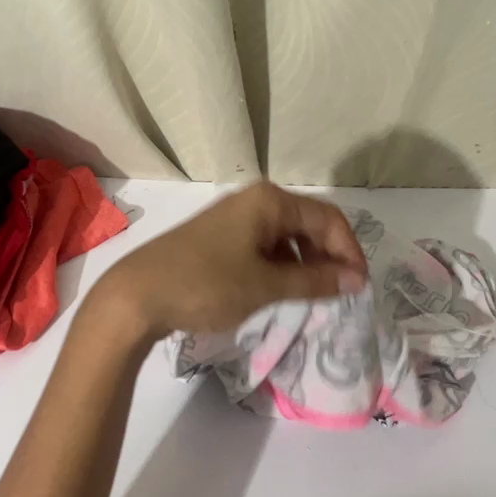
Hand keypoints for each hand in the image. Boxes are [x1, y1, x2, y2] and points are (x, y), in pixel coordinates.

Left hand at [89, 182, 367, 341]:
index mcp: (269, 201)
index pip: (328, 218)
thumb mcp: (265, 286)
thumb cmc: (205, 285)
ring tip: (312, 297)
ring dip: (304, 263)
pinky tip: (280, 291)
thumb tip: (356, 279)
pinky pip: (263, 245)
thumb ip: (314, 281)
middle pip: (308, 223)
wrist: (136, 295)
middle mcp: (253, 200)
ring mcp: (233, 217)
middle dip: (328, 256)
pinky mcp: (218, 237)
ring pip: (285, 236)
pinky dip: (279, 266)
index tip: (359, 288)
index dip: (349, 251)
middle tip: (340, 294)